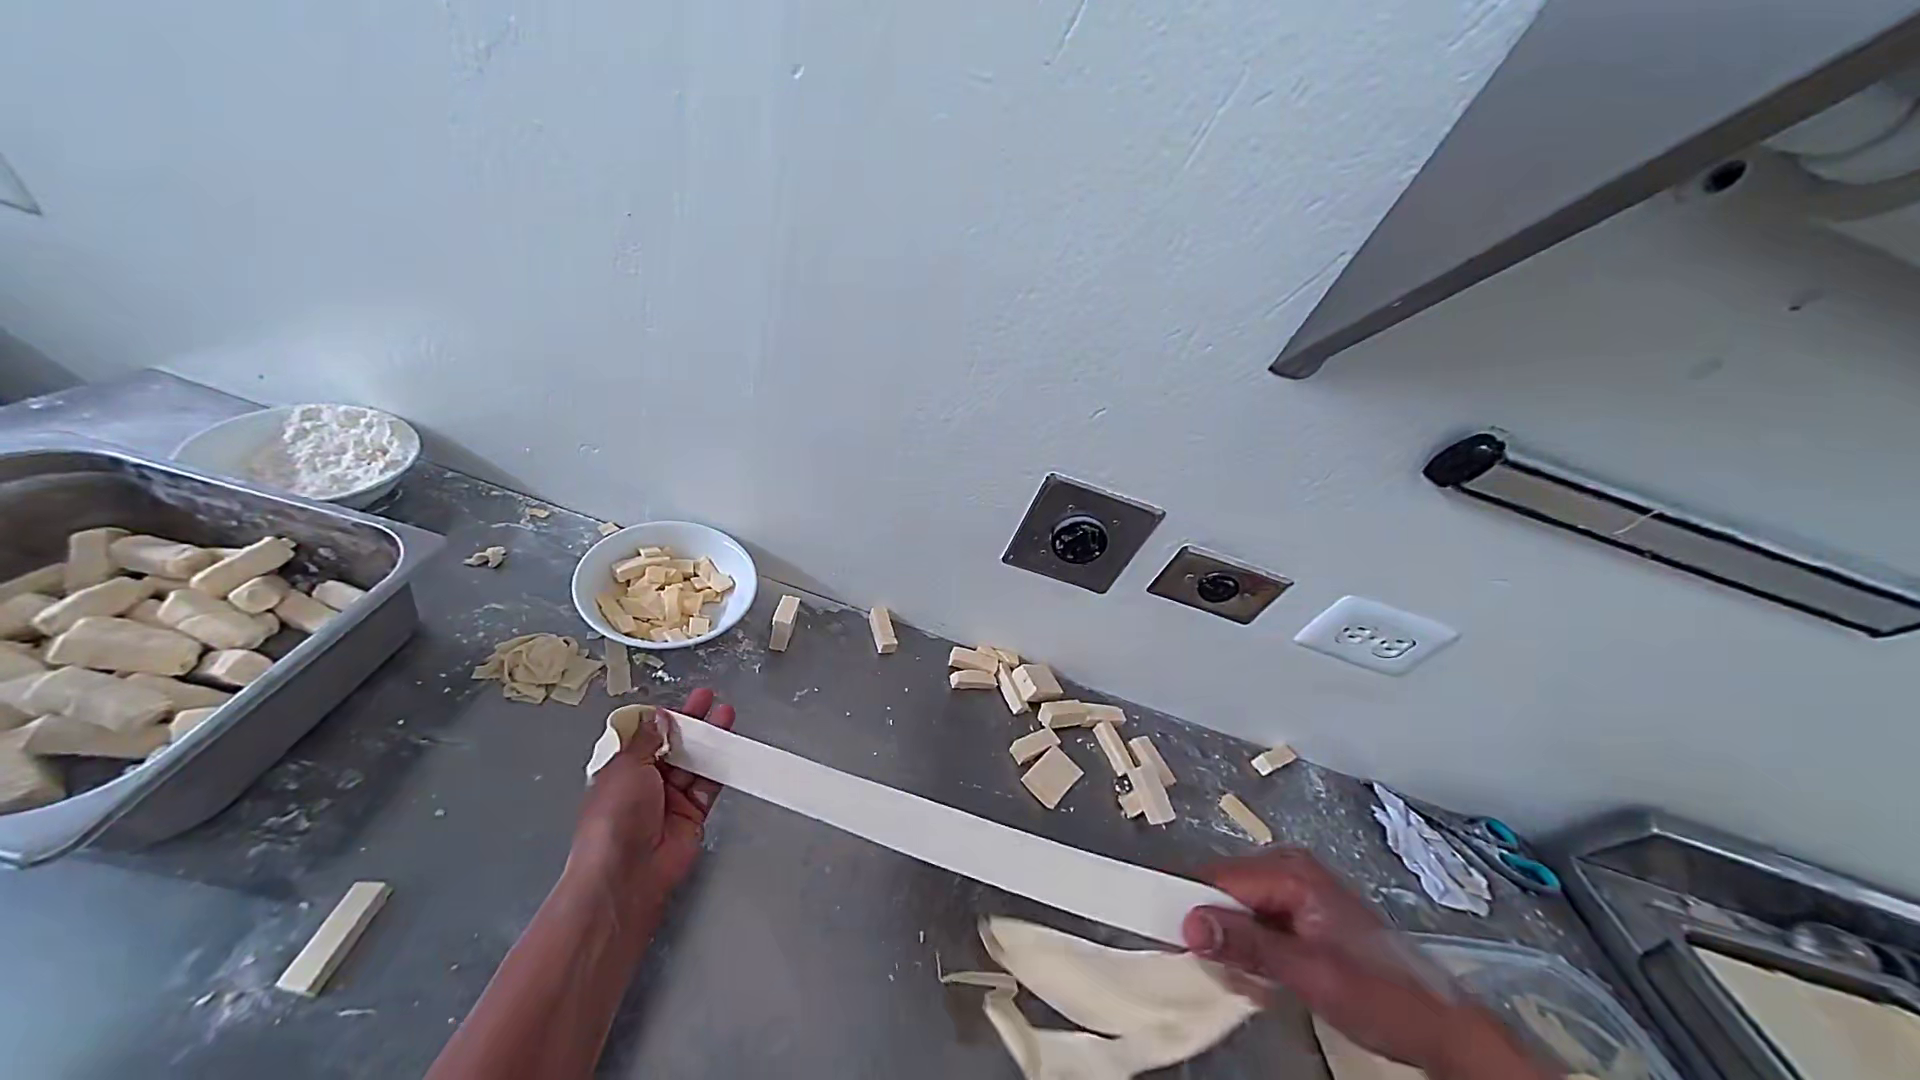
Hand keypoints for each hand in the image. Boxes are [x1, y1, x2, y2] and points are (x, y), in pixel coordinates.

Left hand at [570, 688, 734, 898]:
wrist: (628, 872)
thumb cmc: (615, 816)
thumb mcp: (627, 768)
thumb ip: (649, 740)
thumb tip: (660, 716)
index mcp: (621, 770)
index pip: (645, 737)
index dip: (663, 718)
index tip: (681, 701)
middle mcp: (646, 782)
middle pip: (673, 746)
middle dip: (690, 723)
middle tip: (709, 699)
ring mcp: (671, 798)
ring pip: (694, 761)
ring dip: (709, 740)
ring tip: (726, 715)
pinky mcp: (694, 813)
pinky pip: (710, 784)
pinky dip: (721, 766)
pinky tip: (731, 748)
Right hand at [1183, 850, 1549, 1079]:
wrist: (1442, 1027)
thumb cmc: (1382, 996)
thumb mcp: (1311, 974)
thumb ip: (1247, 946)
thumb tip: (1189, 924)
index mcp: (1291, 871)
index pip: (1219, 879)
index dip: (1189, 905)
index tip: (1163, 935)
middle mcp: (1289, 869)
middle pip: (1223, 890)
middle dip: (1212, 928)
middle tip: (1211, 968)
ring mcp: (1294, 890)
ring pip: (1234, 908)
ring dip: (1228, 942)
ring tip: (1241, 977)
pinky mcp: (1298, 912)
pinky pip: (1252, 921)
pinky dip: (1245, 947)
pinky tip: (1257, 975)